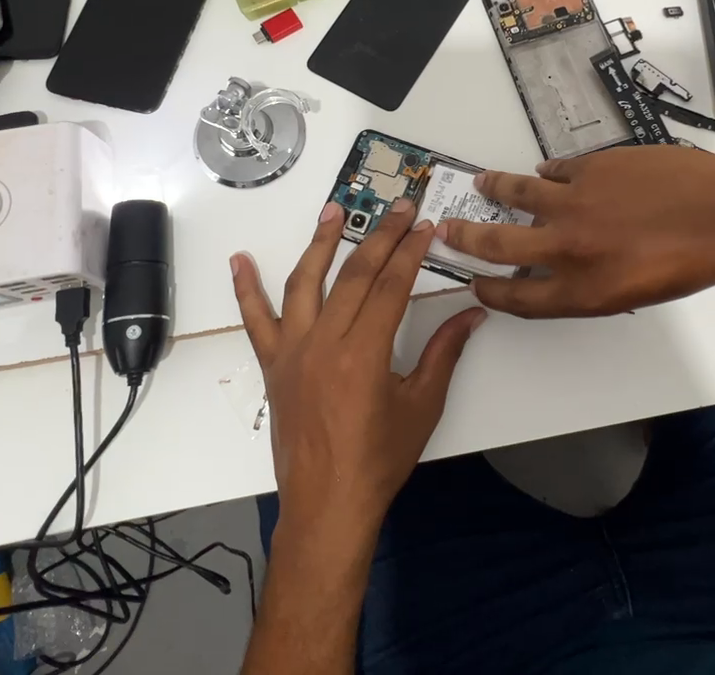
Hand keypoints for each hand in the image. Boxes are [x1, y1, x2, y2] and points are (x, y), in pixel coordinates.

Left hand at [231, 199, 484, 544]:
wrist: (327, 505)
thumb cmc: (379, 459)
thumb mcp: (422, 405)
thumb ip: (445, 352)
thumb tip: (474, 314)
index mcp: (364, 353)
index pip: (392, 285)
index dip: (411, 252)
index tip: (424, 226)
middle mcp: (324, 344)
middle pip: (354, 275)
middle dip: (380, 237)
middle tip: (398, 209)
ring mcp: (292, 352)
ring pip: (304, 284)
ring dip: (320, 243)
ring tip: (334, 211)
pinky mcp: (272, 366)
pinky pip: (255, 322)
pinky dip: (246, 290)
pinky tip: (240, 261)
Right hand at [436, 146, 714, 318]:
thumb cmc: (693, 262)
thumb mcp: (634, 292)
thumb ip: (588, 285)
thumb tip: (559, 268)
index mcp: (582, 289)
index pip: (516, 298)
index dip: (491, 293)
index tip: (477, 284)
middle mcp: (570, 247)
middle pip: (498, 245)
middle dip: (466, 238)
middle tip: (447, 230)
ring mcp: (578, 200)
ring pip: (518, 193)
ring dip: (494, 190)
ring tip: (480, 185)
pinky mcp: (595, 165)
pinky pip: (557, 169)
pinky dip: (547, 172)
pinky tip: (544, 172)